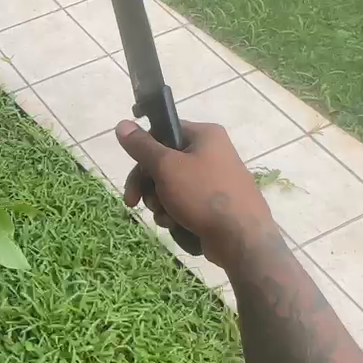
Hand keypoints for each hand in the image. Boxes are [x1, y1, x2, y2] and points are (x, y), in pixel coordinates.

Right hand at [115, 118, 275, 266]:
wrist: (241, 238)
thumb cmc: (203, 195)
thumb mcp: (167, 167)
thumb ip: (142, 146)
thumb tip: (121, 124)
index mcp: (204, 135)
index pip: (163, 132)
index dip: (143, 151)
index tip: (131, 170)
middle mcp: (211, 152)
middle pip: (163, 161)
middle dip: (147, 184)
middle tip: (133, 201)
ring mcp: (214, 178)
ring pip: (170, 184)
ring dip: (159, 201)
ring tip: (163, 216)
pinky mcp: (213, 202)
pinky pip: (183, 201)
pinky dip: (173, 212)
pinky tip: (174, 224)